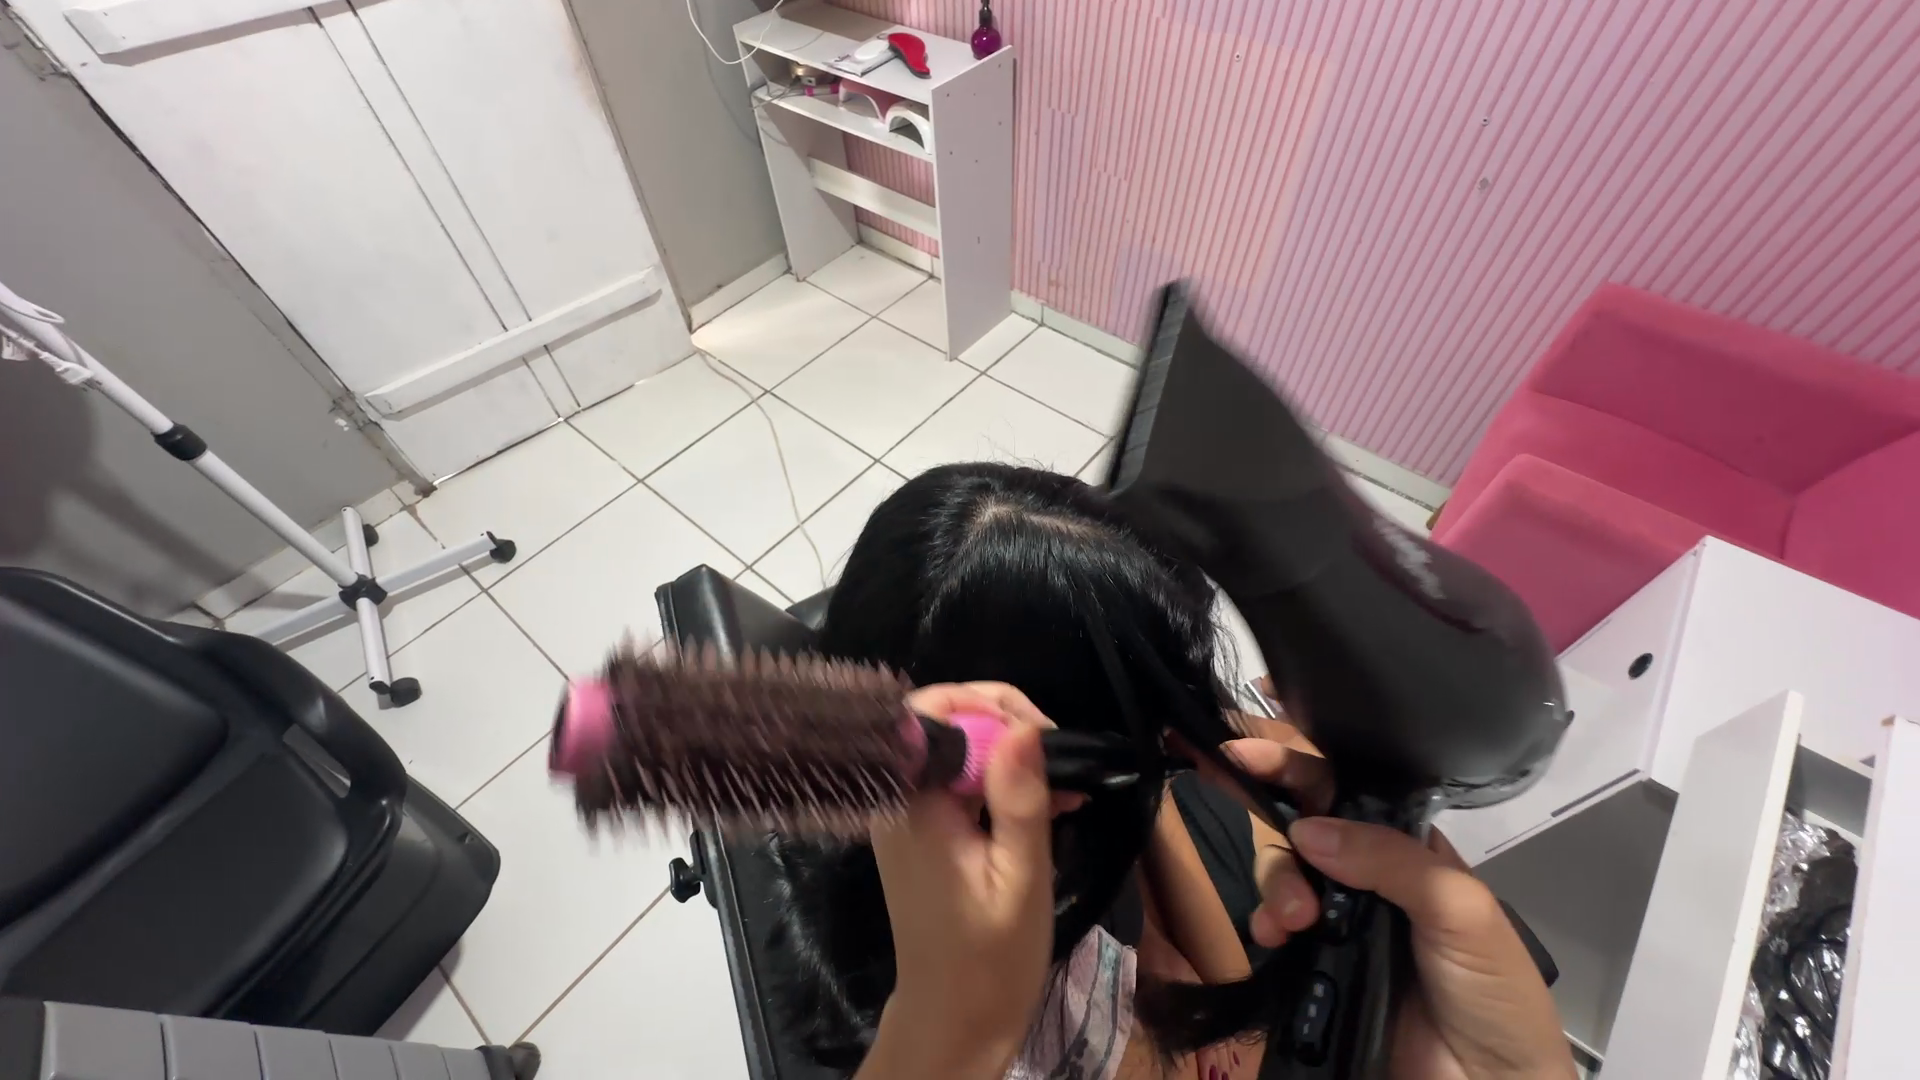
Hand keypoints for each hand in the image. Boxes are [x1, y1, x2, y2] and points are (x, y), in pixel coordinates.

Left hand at [858, 683, 1059, 1079]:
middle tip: (1056, 752)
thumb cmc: (991, 959)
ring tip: (1063, 781)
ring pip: (954, 743)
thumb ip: (1018, 799)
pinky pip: (957, 776)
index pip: (930, 711)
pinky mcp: (922, 825)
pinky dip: (999, 777)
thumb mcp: (1021, 878)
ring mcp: (907, 810)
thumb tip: (1024, 727)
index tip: (1039, 732)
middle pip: (941, 718)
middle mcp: (898, 796)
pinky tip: (1047, 799)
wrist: (954, 1020)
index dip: (985, 703)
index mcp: (913, 803)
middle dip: (1002, 719)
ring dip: (1008, 749)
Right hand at [1212, 739, 1575, 1079]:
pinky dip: (1263, 922)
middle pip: (1301, 829)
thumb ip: (1392, 859)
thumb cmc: (1491, 996)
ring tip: (1292, 926)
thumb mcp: (1464, 914)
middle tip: (1294, 892)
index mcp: (1405, 850)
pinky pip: (1271, 923)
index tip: (1243, 751)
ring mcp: (1336, 920)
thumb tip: (1307, 830)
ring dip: (1276, 888)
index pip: (1343, 791)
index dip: (1294, 766)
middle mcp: (1365, 876)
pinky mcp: (1312, 962)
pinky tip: (1270, 939)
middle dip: (1284, 844)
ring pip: (1282, 873)